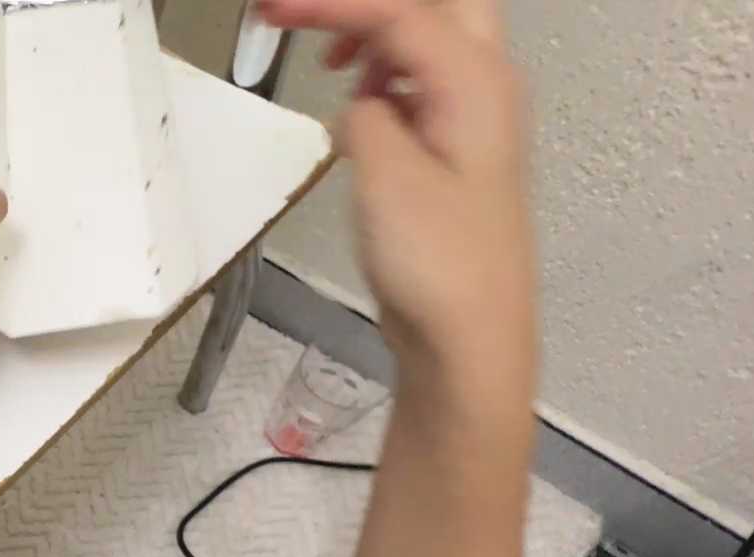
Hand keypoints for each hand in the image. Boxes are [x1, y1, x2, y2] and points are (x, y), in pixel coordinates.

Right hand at [259, 0, 536, 380]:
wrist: (466, 327)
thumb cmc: (436, 263)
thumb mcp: (388, 182)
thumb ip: (367, 122)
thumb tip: (357, 102)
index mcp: (472, 84)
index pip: (400, 13)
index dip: (331, 4)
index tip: (272, 8)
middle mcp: (481, 88)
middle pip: (434, 7)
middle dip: (366, 7)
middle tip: (305, 18)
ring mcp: (469, 120)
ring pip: (430, 42)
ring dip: (376, 38)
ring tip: (328, 65)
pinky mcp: (449, 154)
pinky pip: (419, 87)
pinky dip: (382, 80)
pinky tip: (356, 111)